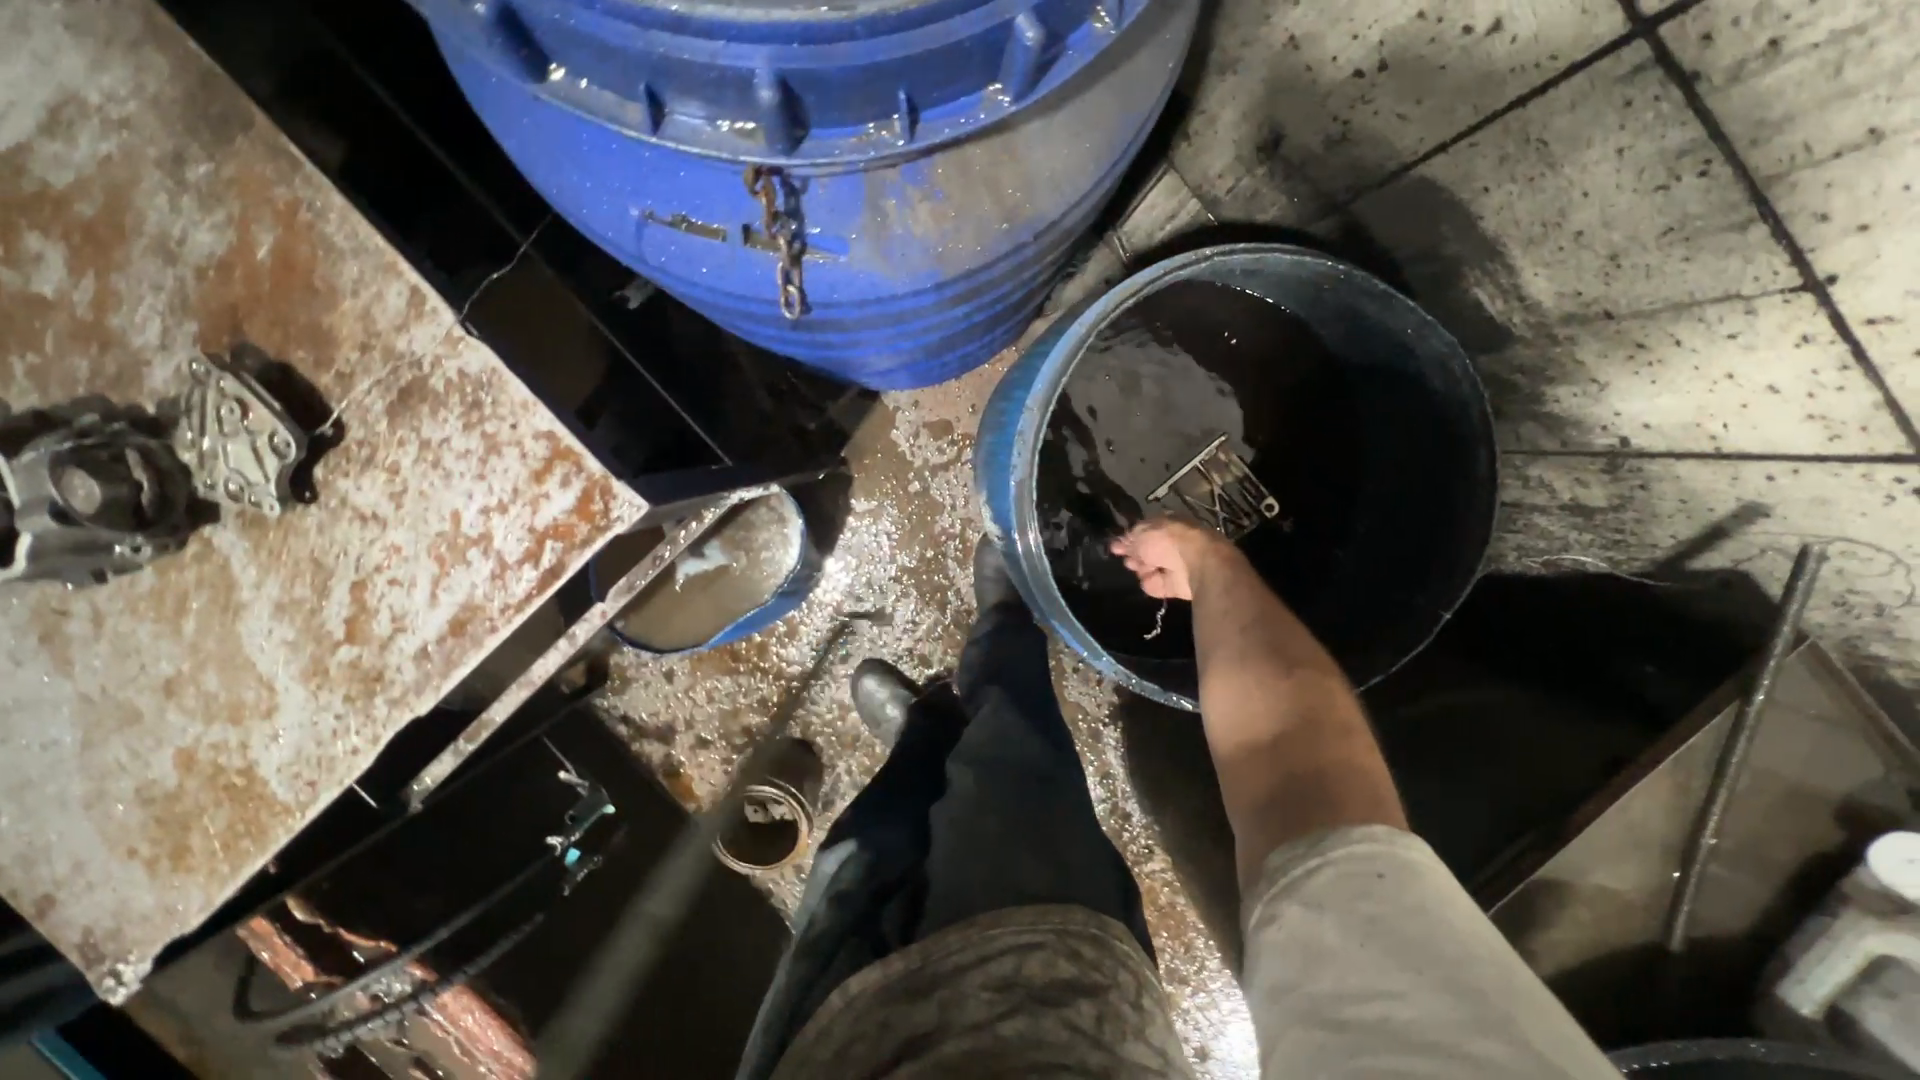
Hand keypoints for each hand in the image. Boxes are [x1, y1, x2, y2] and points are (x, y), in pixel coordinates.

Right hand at [1109, 519, 1227, 600]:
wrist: (1195, 563)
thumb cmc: (1168, 540)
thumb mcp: (1141, 534)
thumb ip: (1128, 539)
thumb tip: (1118, 543)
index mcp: (1166, 525)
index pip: (1144, 532)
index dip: (1129, 539)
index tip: (1115, 547)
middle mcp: (1170, 544)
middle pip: (1145, 552)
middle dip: (1134, 555)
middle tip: (1128, 559)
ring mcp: (1173, 565)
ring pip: (1147, 569)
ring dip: (1142, 569)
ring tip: (1142, 567)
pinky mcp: (1175, 585)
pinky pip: (1155, 585)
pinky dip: (1153, 583)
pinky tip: (1155, 578)